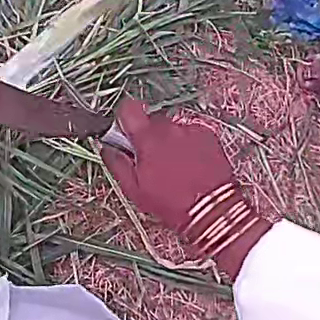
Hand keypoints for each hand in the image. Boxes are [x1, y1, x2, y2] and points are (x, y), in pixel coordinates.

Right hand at [100, 100, 272, 279]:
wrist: (212, 210)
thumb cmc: (172, 203)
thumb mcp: (134, 189)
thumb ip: (117, 163)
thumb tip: (107, 149)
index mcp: (147, 139)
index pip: (128, 109)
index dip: (124, 119)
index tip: (126, 134)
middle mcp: (170, 129)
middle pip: (151, 121)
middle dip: (148, 137)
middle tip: (150, 161)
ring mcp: (191, 130)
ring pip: (171, 128)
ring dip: (168, 141)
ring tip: (173, 167)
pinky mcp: (208, 135)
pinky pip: (190, 134)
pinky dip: (188, 145)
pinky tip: (189, 165)